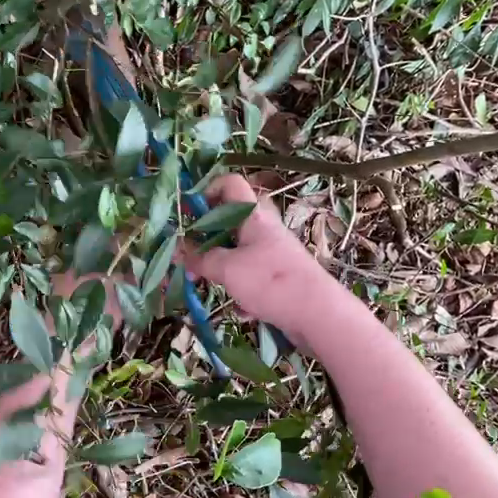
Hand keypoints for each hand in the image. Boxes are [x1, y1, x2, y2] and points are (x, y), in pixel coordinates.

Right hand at [181, 175, 346, 346]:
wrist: (318, 314)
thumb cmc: (271, 281)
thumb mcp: (227, 269)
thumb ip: (200, 259)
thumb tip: (179, 250)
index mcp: (253, 216)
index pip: (230, 184)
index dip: (207, 191)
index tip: (189, 214)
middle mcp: (265, 230)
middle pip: (229, 222)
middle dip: (206, 239)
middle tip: (189, 256)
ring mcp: (273, 254)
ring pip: (238, 252)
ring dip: (220, 267)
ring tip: (206, 284)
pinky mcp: (279, 278)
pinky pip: (251, 277)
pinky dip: (241, 291)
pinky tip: (240, 309)